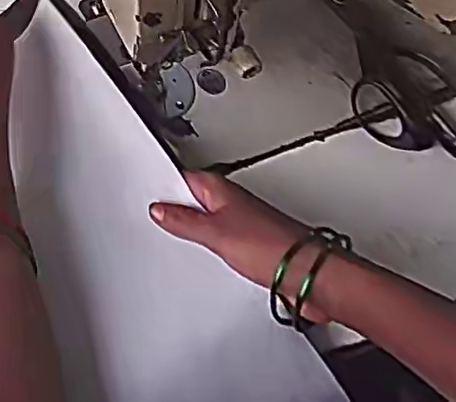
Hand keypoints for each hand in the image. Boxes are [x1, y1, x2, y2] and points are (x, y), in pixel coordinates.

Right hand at [150, 171, 334, 322]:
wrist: (309, 276)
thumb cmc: (274, 246)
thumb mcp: (217, 234)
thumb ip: (184, 222)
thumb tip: (160, 209)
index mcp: (217, 187)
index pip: (179, 178)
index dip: (161, 187)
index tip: (146, 194)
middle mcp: (229, 200)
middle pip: (191, 200)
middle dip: (175, 211)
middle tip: (157, 220)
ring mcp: (240, 222)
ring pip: (206, 221)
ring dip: (193, 231)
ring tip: (179, 239)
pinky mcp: (249, 244)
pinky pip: (219, 240)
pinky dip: (210, 247)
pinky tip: (206, 257)